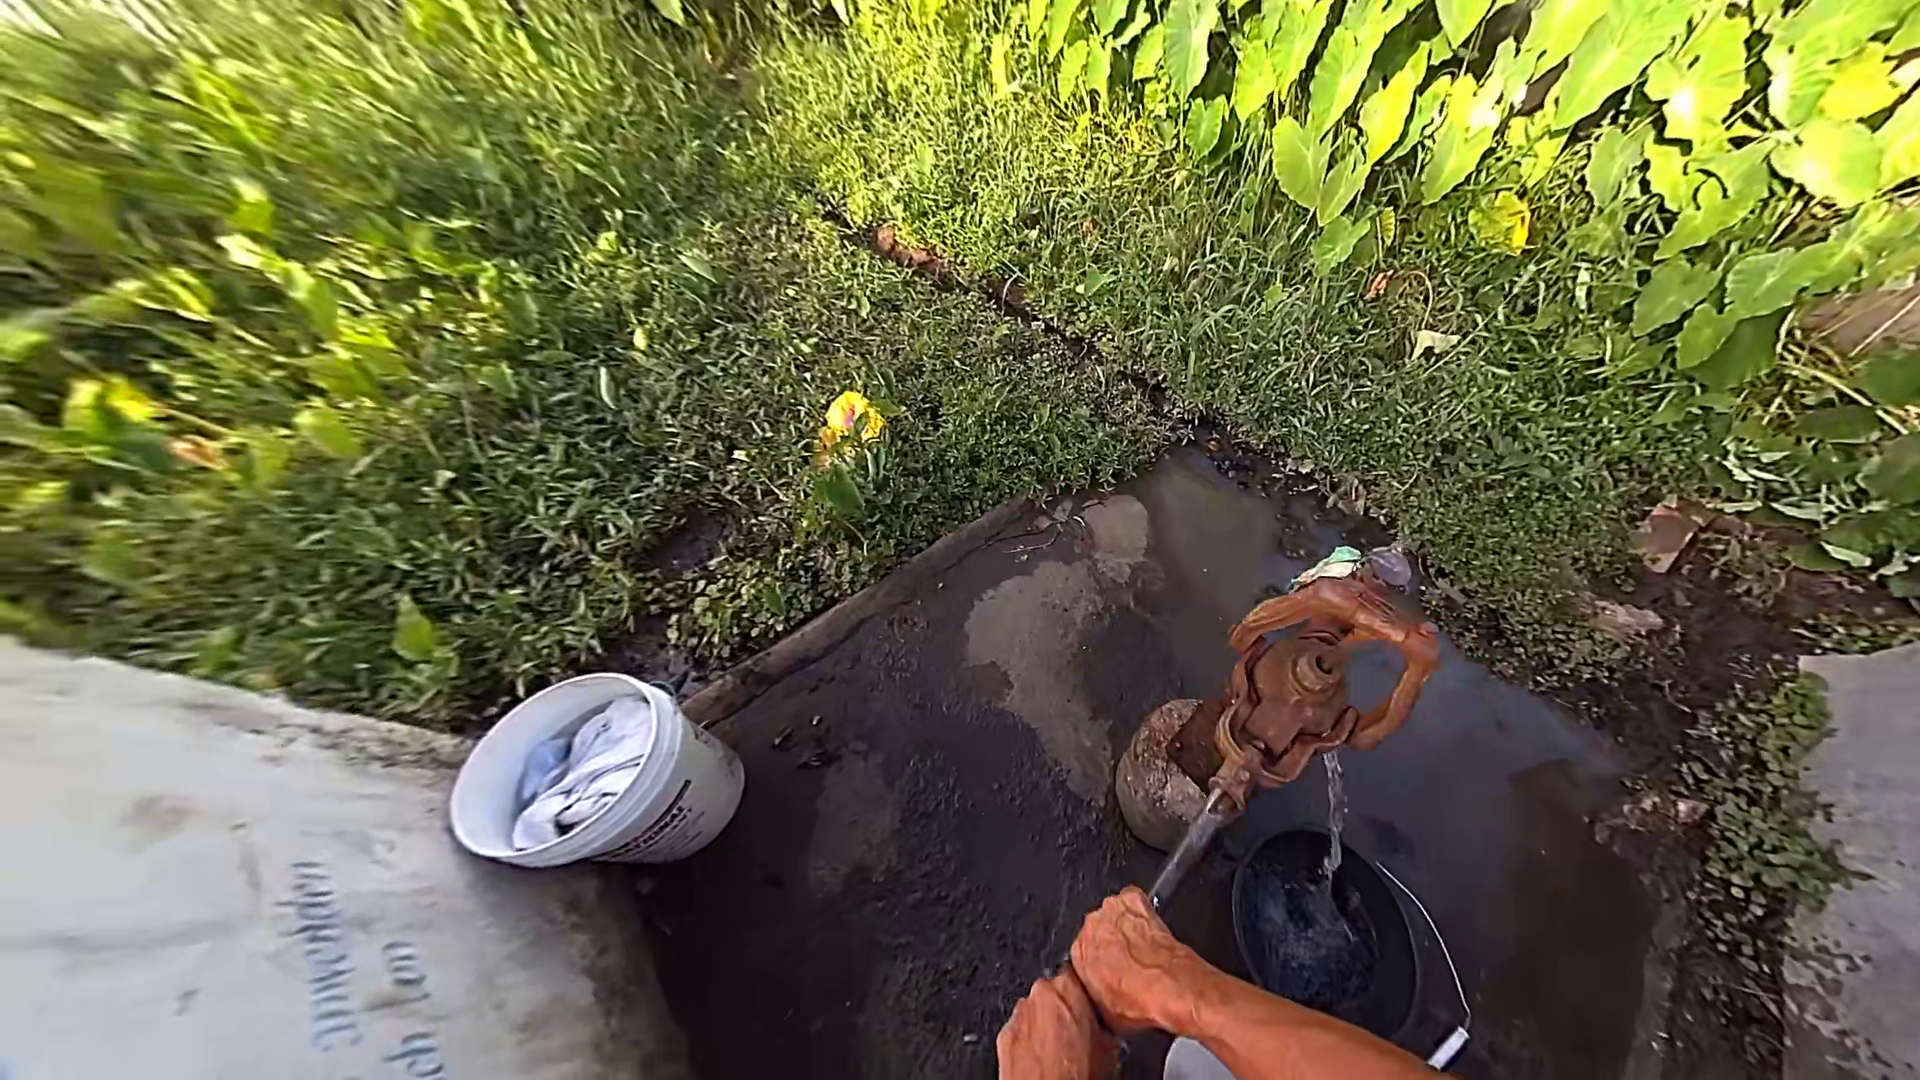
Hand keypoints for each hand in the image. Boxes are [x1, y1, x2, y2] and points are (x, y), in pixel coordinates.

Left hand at [996, 970, 1116, 1079]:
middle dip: (1060, 1009)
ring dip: (1042, 1025)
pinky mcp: (1004, 1033)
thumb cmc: (1078, 1076)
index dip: (1081, 992)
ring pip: (1034, 1012)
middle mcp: (1041, 991)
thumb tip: (1102, 1026)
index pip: (1075, 975)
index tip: (1086, 1006)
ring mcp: (1020, 1011)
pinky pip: (1019, 1031)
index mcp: (1068, 987)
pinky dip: (1026, 1042)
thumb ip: (1101, 1023)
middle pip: (1053, 993)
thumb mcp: (1108, 1048)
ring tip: (1055, 1053)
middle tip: (1073, 1035)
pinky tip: (1038, 1061)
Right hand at [1069, 886, 1212, 1034]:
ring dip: (1123, 925)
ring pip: (1113, 914)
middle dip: (1109, 941)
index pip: (1083, 951)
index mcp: (1078, 952)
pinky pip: (1132, 901)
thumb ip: (1095, 995)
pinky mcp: (1132, 897)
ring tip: (1141, 946)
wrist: (1169, 986)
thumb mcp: (1108, 1015)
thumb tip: (1100, 999)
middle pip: (1097, 929)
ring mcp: (1111, 908)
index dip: (1098, 961)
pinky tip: (1149, 930)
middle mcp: (1090, 925)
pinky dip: (1139, 911)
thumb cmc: (1141, 1001)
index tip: (1109, 969)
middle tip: (1127, 959)